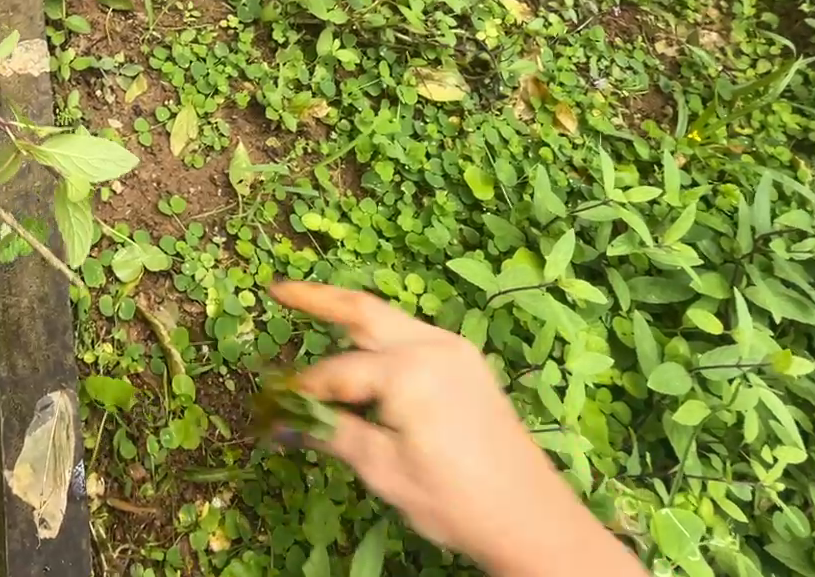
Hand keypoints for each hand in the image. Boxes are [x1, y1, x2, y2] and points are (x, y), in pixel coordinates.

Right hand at [270, 282, 643, 576]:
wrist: (538, 524)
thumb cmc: (456, 502)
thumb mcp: (385, 472)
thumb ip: (332, 434)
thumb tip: (279, 422)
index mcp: (409, 372)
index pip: (338, 373)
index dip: (305, 390)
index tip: (276, 404)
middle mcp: (431, 345)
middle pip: (362, 310)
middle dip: (317, 297)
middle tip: (279, 289)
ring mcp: (453, 348)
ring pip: (386, 317)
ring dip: (346, 311)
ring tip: (307, 302)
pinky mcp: (465, 359)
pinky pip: (408, 331)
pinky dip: (376, 330)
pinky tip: (359, 340)